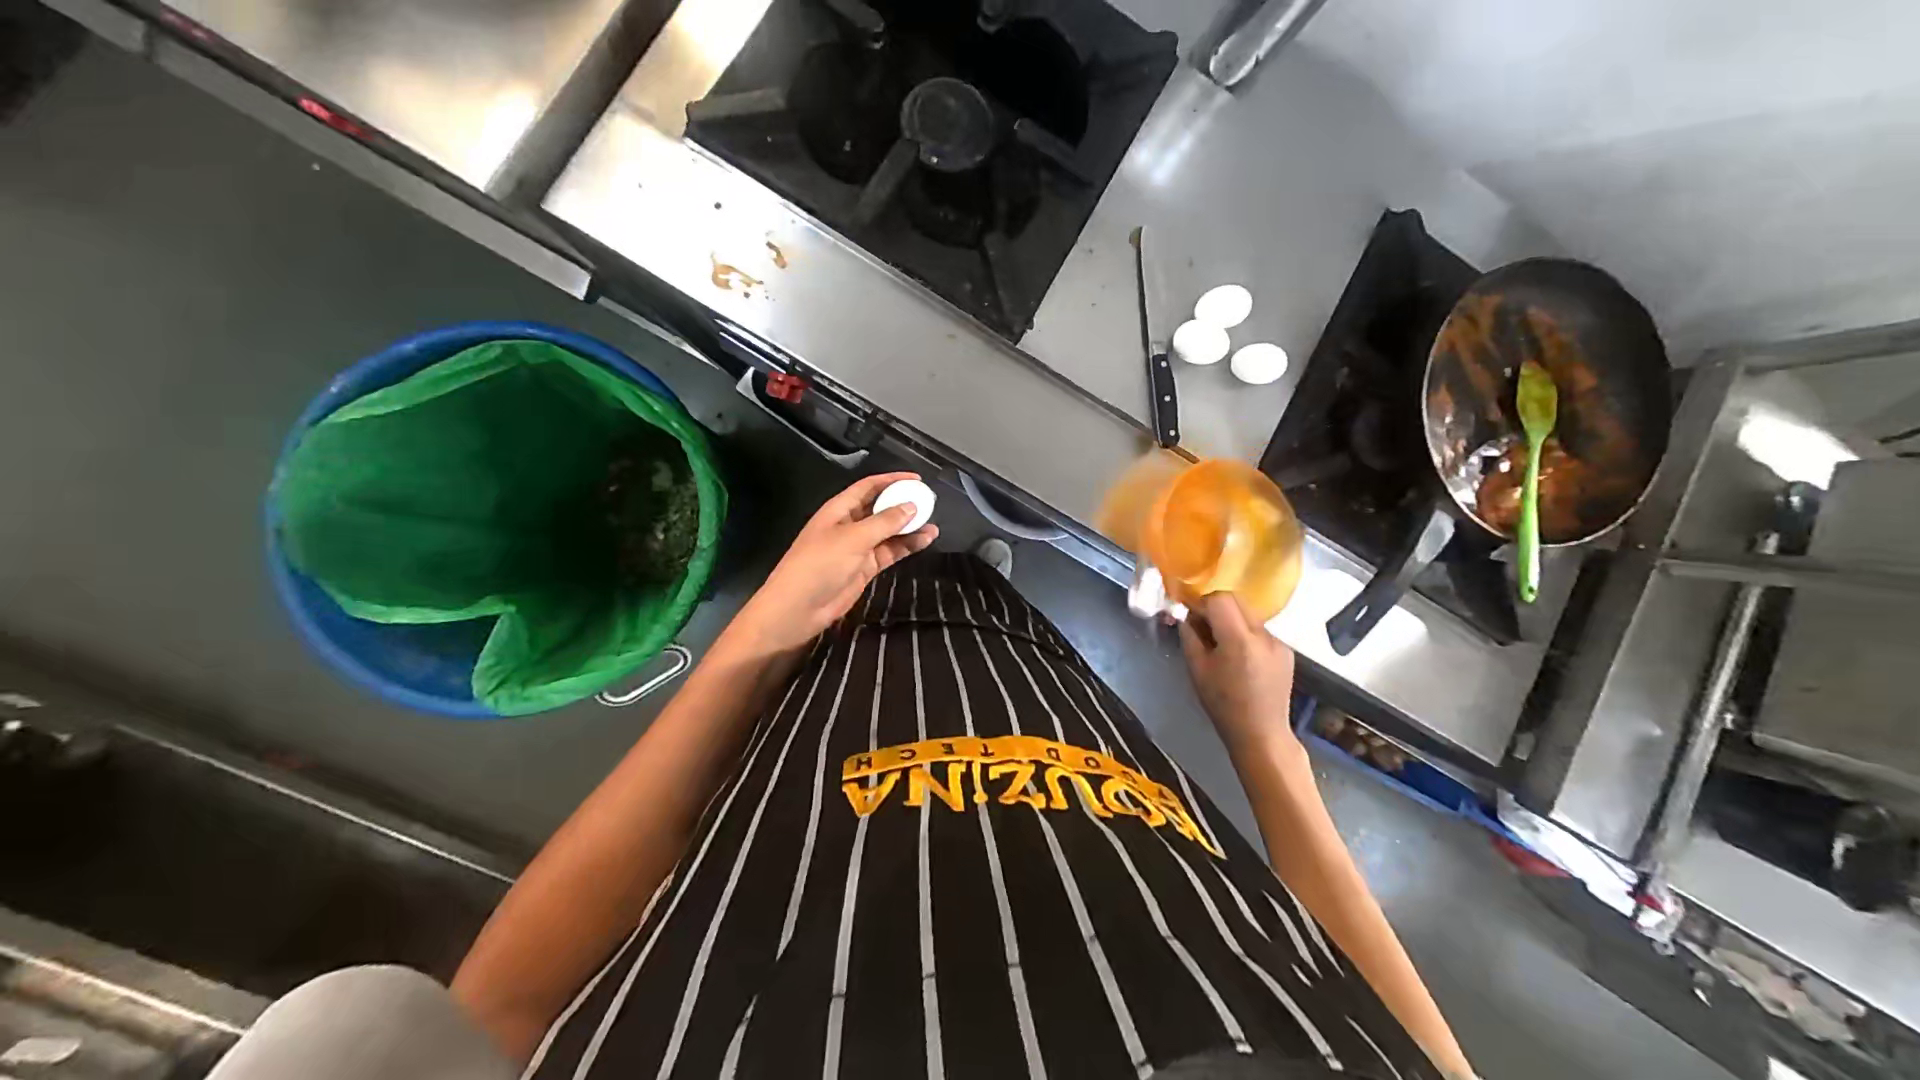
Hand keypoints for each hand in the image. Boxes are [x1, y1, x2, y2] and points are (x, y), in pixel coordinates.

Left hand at [729, 472, 937, 655]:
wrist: (798, 607)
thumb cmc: (819, 565)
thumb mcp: (853, 538)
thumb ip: (885, 522)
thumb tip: (911, 506)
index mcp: (839, 509)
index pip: (868, 486)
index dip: (891, 480)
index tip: (917, 480)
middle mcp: (849, 524)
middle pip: (880, 508)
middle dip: (903, 503)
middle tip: (930, 502)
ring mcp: (857, 547)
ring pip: (888, 531)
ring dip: (909, 526)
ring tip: (934, 522)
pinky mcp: (865, 568)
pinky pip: (890, 551)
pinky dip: (907, 546)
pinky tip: (925, 540)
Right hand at [1178, 592, 1299, 757]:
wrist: (1260, 732)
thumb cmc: (1223, 704)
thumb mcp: (1197, 669)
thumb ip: (1190, 636)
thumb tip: (1186, 616)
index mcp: (1239, 640)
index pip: (1220, 599)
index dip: (1202, 604)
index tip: (1192, 617)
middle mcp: (1263, 635)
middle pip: (1237, 601)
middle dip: (1217, 608)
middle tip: (1203, 628)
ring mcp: (1278, 642)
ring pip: (1249, 615)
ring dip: (1232, 621)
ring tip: (1222, 646)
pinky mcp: (1286, 650)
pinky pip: (1260, 631)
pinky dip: (1246, 634)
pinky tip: (1241, 657)